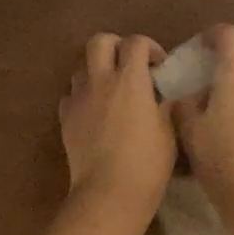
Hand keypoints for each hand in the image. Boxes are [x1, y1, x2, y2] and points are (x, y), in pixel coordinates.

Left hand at [59, 33, 174, 219]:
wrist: (108, 193)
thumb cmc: (147, 163)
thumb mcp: (168, 131)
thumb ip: (165, 105)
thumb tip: (164, 95)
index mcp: (130, 80)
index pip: (136, 43)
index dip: (149, 47)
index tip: (158, 66)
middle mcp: (101, 80)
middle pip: (99, 41)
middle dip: (115, 45)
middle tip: (129, 64)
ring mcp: (79, 98)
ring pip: (81, 66)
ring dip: (96, 70)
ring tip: (110, 89)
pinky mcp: (65, 118)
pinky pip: (70, 95)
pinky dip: (82, 96)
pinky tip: (93, 112)